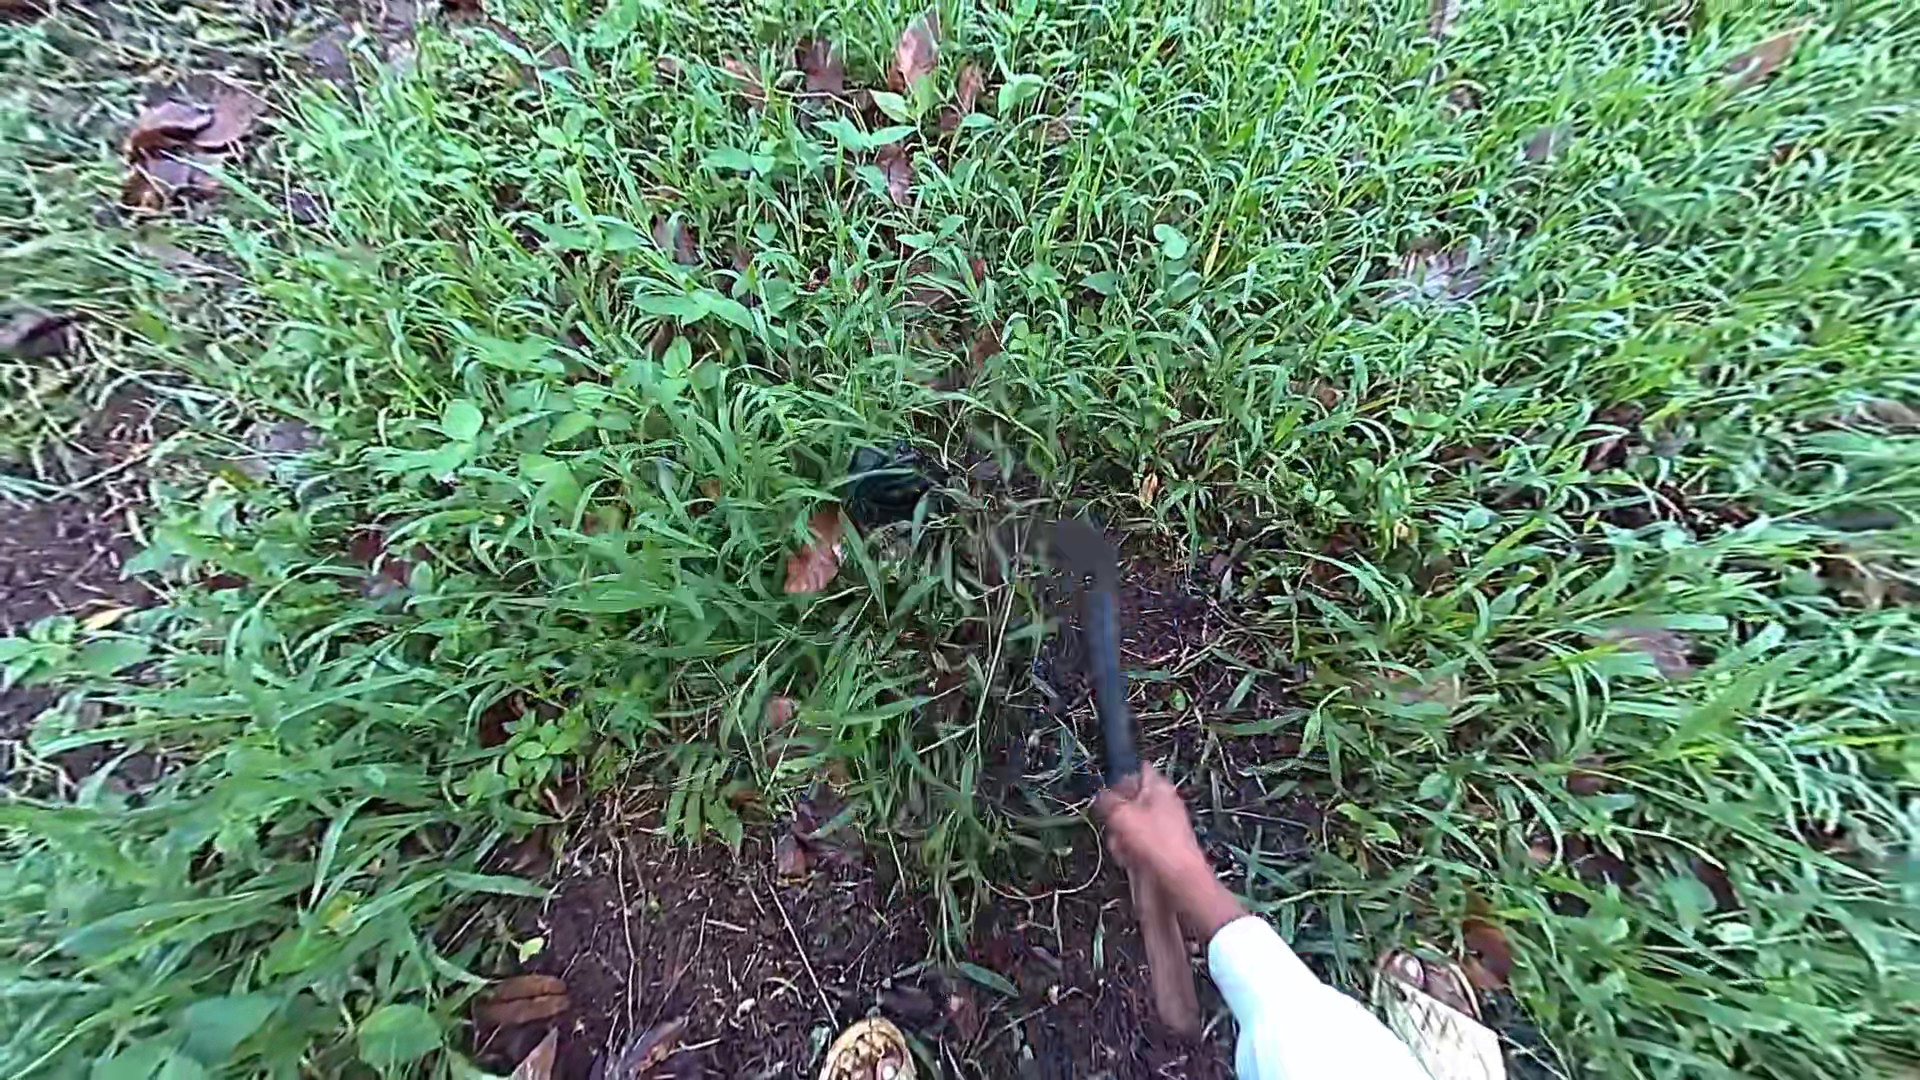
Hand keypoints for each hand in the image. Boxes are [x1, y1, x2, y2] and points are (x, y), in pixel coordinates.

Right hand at [1095, 765, 1246, 940]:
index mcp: (1158, 787)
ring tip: (1123, 847)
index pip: (1137, 770)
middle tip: (1114, 824)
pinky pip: (1137, 843)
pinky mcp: (1162, 848)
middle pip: (1129, 800)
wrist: (1181, 884)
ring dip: (1120, 835)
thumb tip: (1099, 797)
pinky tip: (1129, 859)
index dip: (1119, 778)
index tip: (1107, 790)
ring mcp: (1164, 827)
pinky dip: (1130, 850)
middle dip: (1116, 813)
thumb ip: (1105, 800)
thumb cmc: (1156, 843)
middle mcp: (1163, 803)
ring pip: (1130, 824)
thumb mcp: (1121, 814)